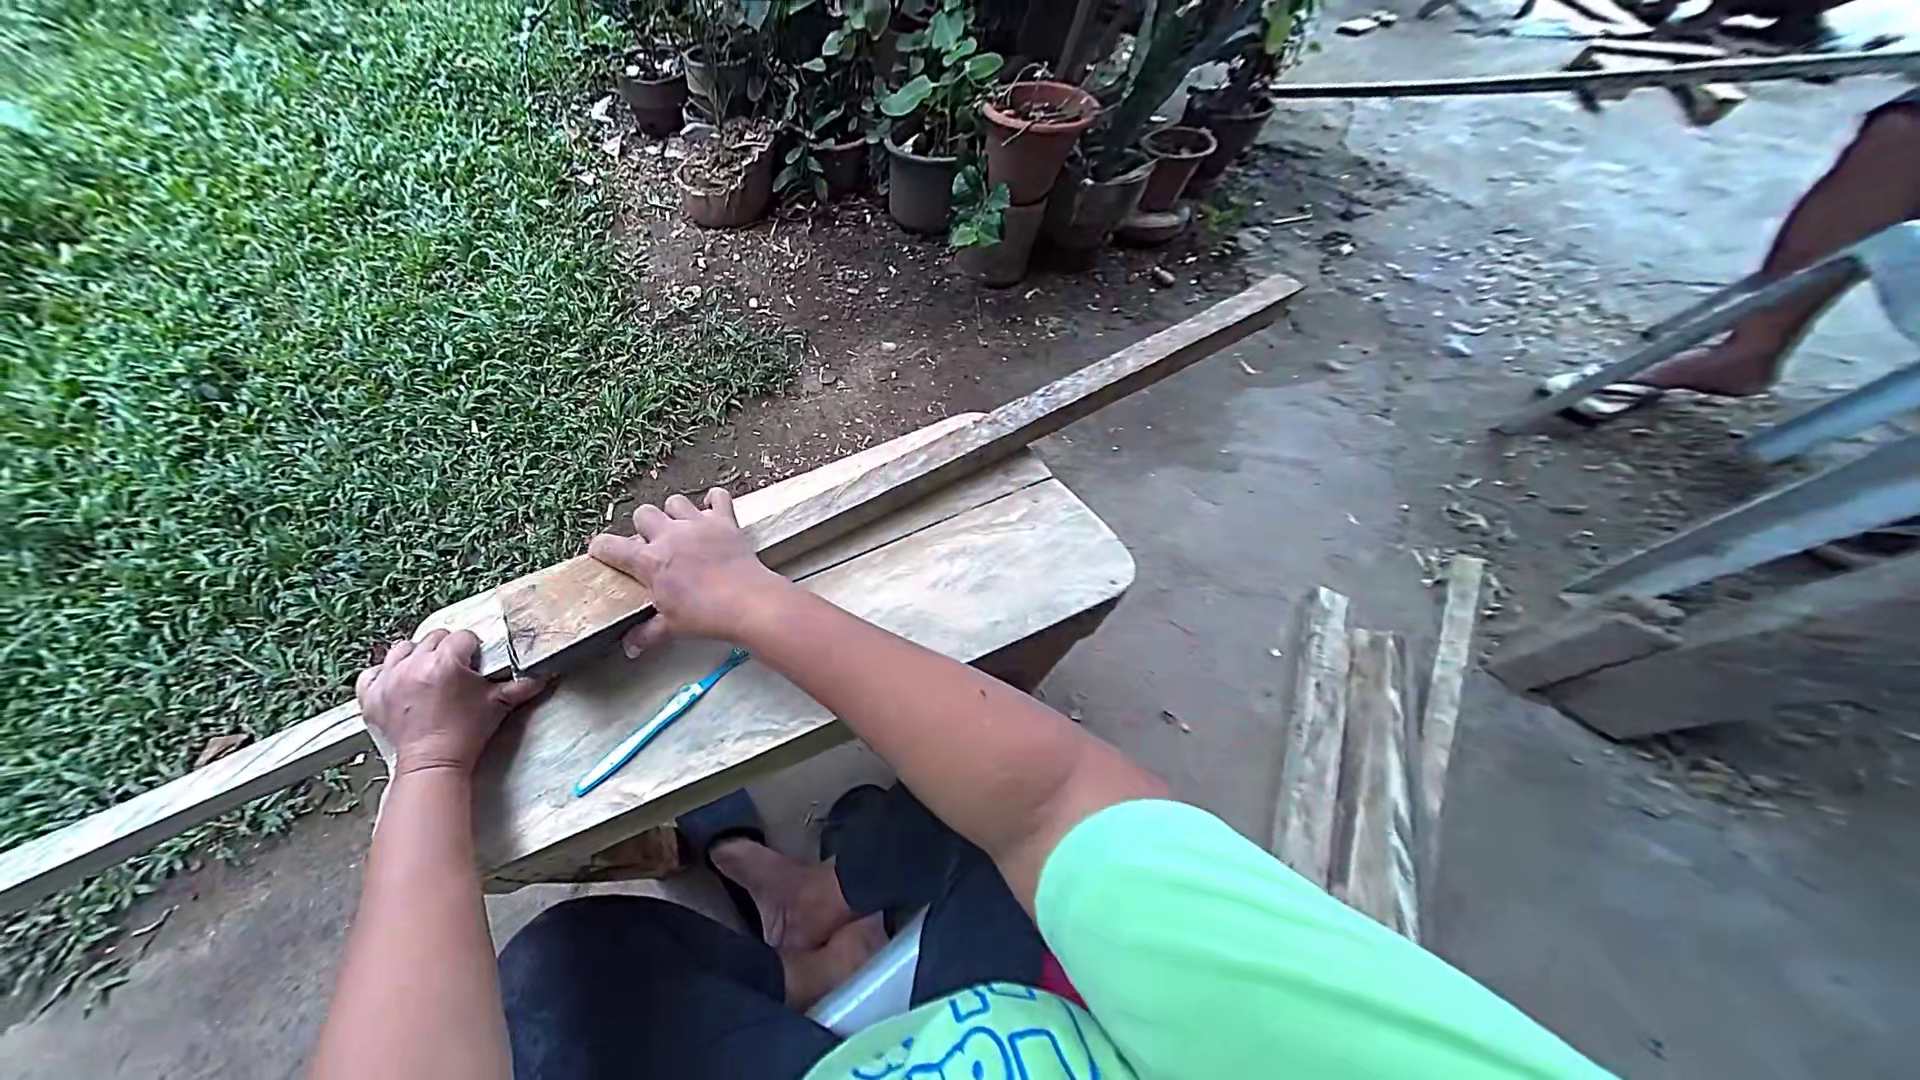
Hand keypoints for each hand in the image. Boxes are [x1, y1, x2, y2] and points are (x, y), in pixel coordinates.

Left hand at [355, 629, 545, 775]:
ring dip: (417, 655)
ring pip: (402, 649)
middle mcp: (413, 666)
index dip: (474, 647)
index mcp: (445, 664)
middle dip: (447, 648)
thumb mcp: (499, 704)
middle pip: (433, 638)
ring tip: (429, 671)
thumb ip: (523, 685)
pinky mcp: (370, 697)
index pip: (463, 636)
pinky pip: (372, 672)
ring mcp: (387, 681)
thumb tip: (546, 676)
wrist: (433, 762)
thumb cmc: (467, 731)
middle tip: (457, 668)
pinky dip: (385, 673)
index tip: (476, 663)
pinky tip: (400, 681)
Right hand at [586, 489, 790, 655]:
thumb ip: (646, 634)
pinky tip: (713, 512)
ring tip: (682, 529)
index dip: (602, 549)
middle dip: (644, 527)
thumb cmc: (708, 616)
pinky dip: (715, 501)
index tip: (604, 555)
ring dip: (675, 513)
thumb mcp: (671, 628)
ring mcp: (698, 525)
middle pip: (643, 513)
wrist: (749, 602)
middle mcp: (670, 536)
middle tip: (655, 545)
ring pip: (675, 502)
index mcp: (649, 561)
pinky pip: (718, 497)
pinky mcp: (725, 522)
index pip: (608, 545)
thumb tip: (630, 647)